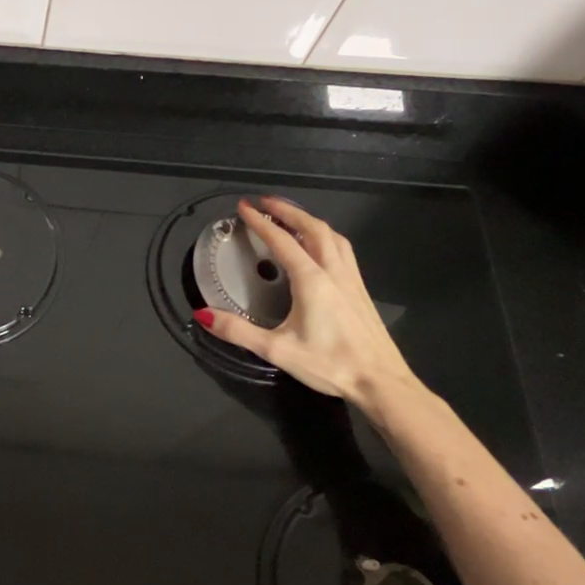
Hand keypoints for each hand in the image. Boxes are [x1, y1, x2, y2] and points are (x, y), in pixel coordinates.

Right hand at [195, 197, 421, 412]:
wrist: (381, 382)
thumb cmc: (330, 365)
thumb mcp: (277, 350)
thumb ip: (238, 331)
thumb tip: (203, 314)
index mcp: (311, 281)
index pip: (282, 241)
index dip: (261, 221)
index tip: (244, 207)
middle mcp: (333, 272)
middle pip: (312, 228)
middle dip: (288, 210)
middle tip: (266, 201)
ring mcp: (351, 279)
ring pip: (332, 236)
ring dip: (309, 220)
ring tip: (291, 216)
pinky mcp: (360, 291)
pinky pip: (343, 250)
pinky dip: (326, 236)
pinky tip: (320, 246)